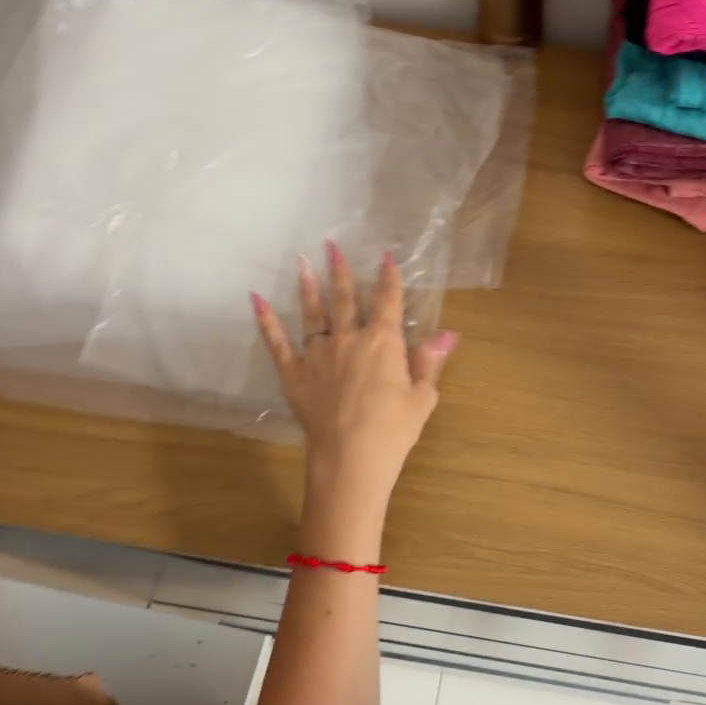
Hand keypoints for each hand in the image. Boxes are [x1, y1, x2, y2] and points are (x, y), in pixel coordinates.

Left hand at [253, 242, 457, 503]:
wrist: (350, 458)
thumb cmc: (394, 430)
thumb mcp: (422, 397)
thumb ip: (430, 362)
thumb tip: (448, 334)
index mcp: (383, 342)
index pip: (388, 301)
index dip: (389, 278)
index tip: (386, 256)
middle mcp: (349, 338)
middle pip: (345, 299)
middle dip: (342, 271)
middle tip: (333, 247)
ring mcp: (318, 354)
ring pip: (313, 313)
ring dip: (308, 286)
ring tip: (302, 262)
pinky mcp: (294, 373)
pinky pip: (278, 343)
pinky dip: (267, 321)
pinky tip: (256, 300)